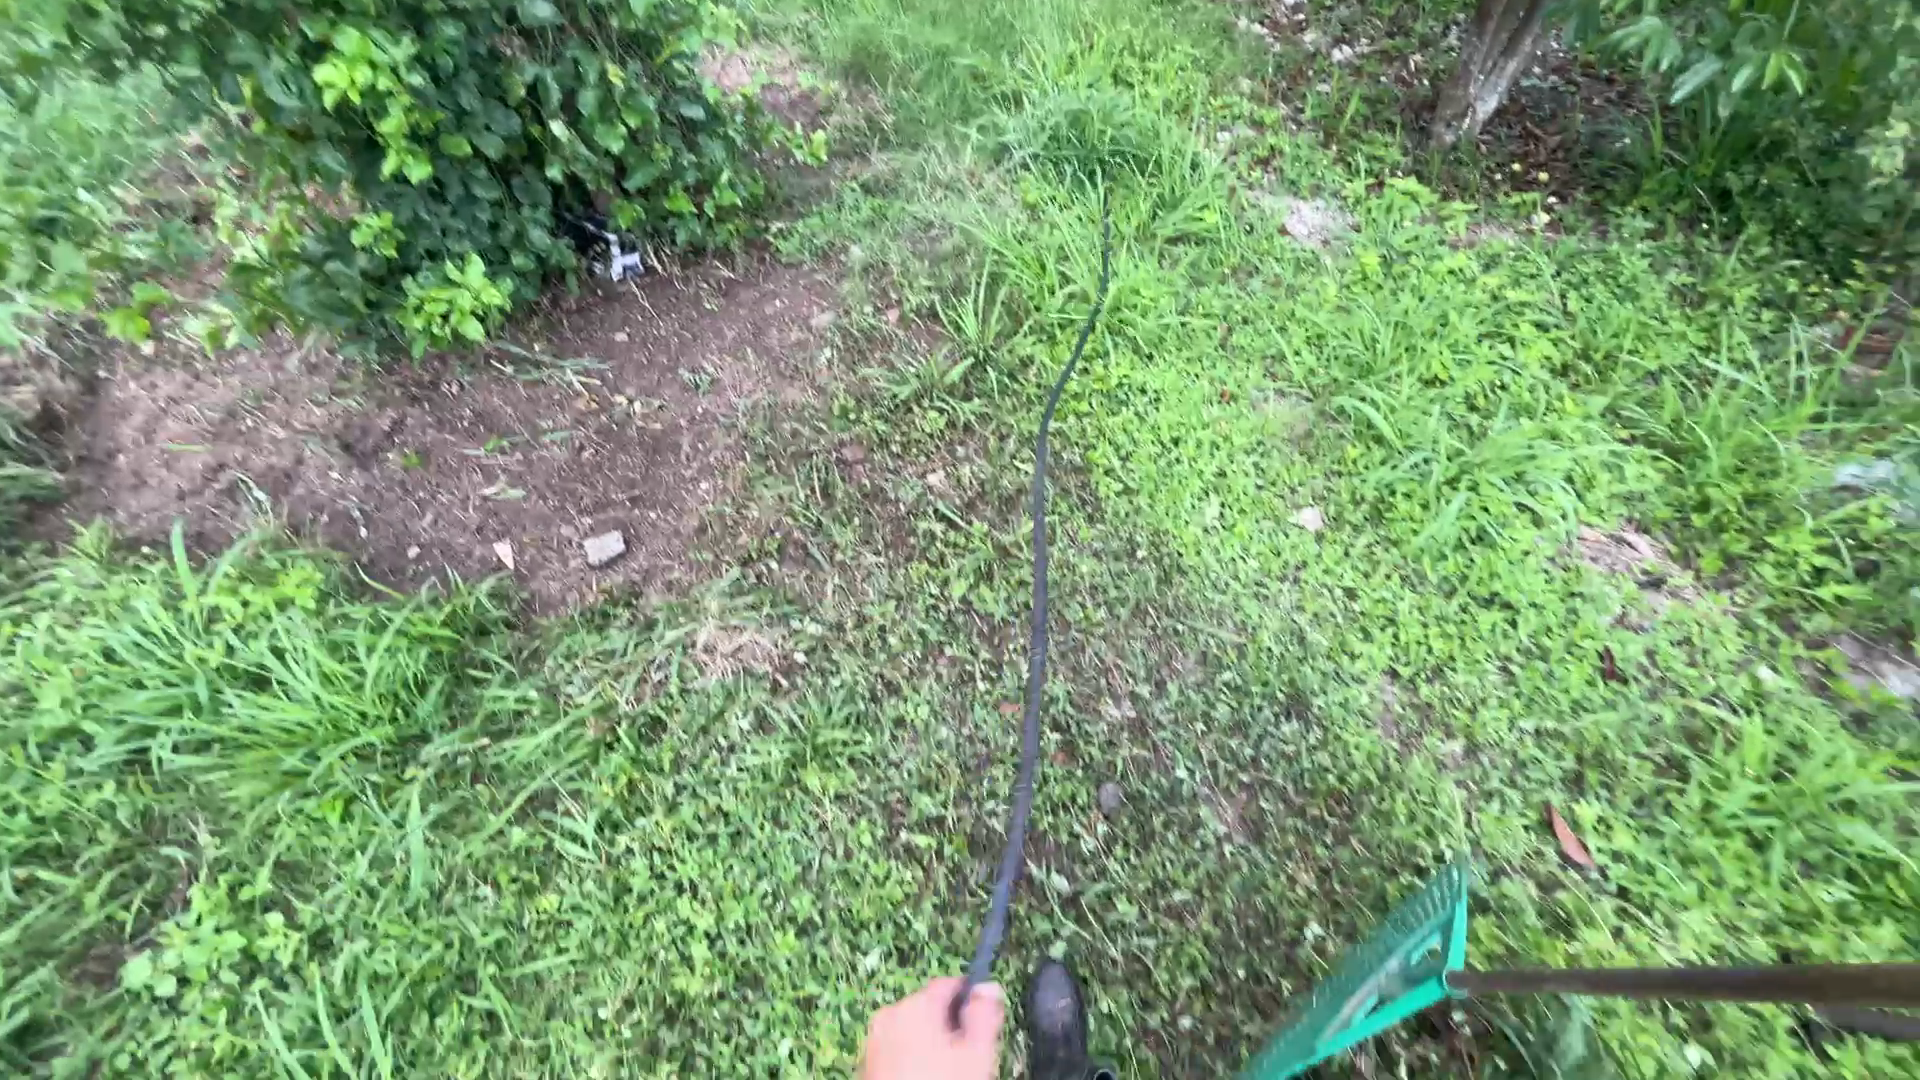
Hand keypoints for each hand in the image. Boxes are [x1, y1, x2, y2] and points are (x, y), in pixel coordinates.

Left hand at [860, 977, 1004, 1079]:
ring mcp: (874, 1040)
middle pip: (930, 1008)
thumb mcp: (976, 1055)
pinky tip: (924, 1079)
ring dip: (929, 1045)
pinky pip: (896, 1050)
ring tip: (944, 1074)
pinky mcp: (866, 1065)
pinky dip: (910, 1061)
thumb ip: (985, 1015)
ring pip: (913, 1031)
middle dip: (948, 1028)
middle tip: (963, 1061)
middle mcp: (890, 1013)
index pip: (949, 985)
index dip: (968, 1003)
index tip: (980, 1029)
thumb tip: (989, 986)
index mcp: (916, 1004)